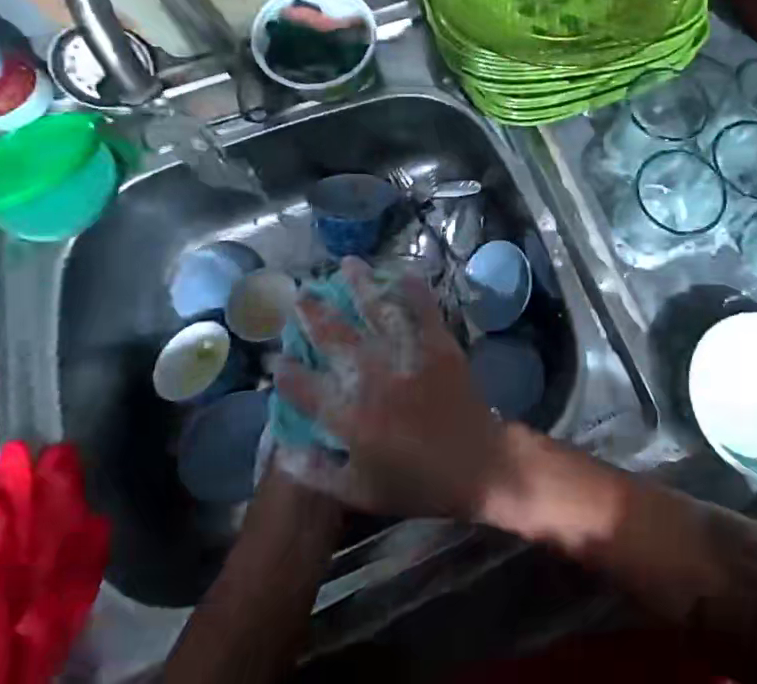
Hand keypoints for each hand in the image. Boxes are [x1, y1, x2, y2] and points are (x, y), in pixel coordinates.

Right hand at [272, 259, 509, 519]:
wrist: (479, 467)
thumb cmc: (417, 483)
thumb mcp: (360, 491)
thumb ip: (317, 471)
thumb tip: (281, 450)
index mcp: (351, 417)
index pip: (307, 389)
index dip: (287, 373)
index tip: (277, 359)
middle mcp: (374, 379)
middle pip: (336, 339)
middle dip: (314, 314)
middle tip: (300, 294)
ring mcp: (408, 357)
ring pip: (377, 313)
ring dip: (360, 287)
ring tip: (346, 264)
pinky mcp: (439, 347)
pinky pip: (423, 311)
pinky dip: (413, 290)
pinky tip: (401, 271)